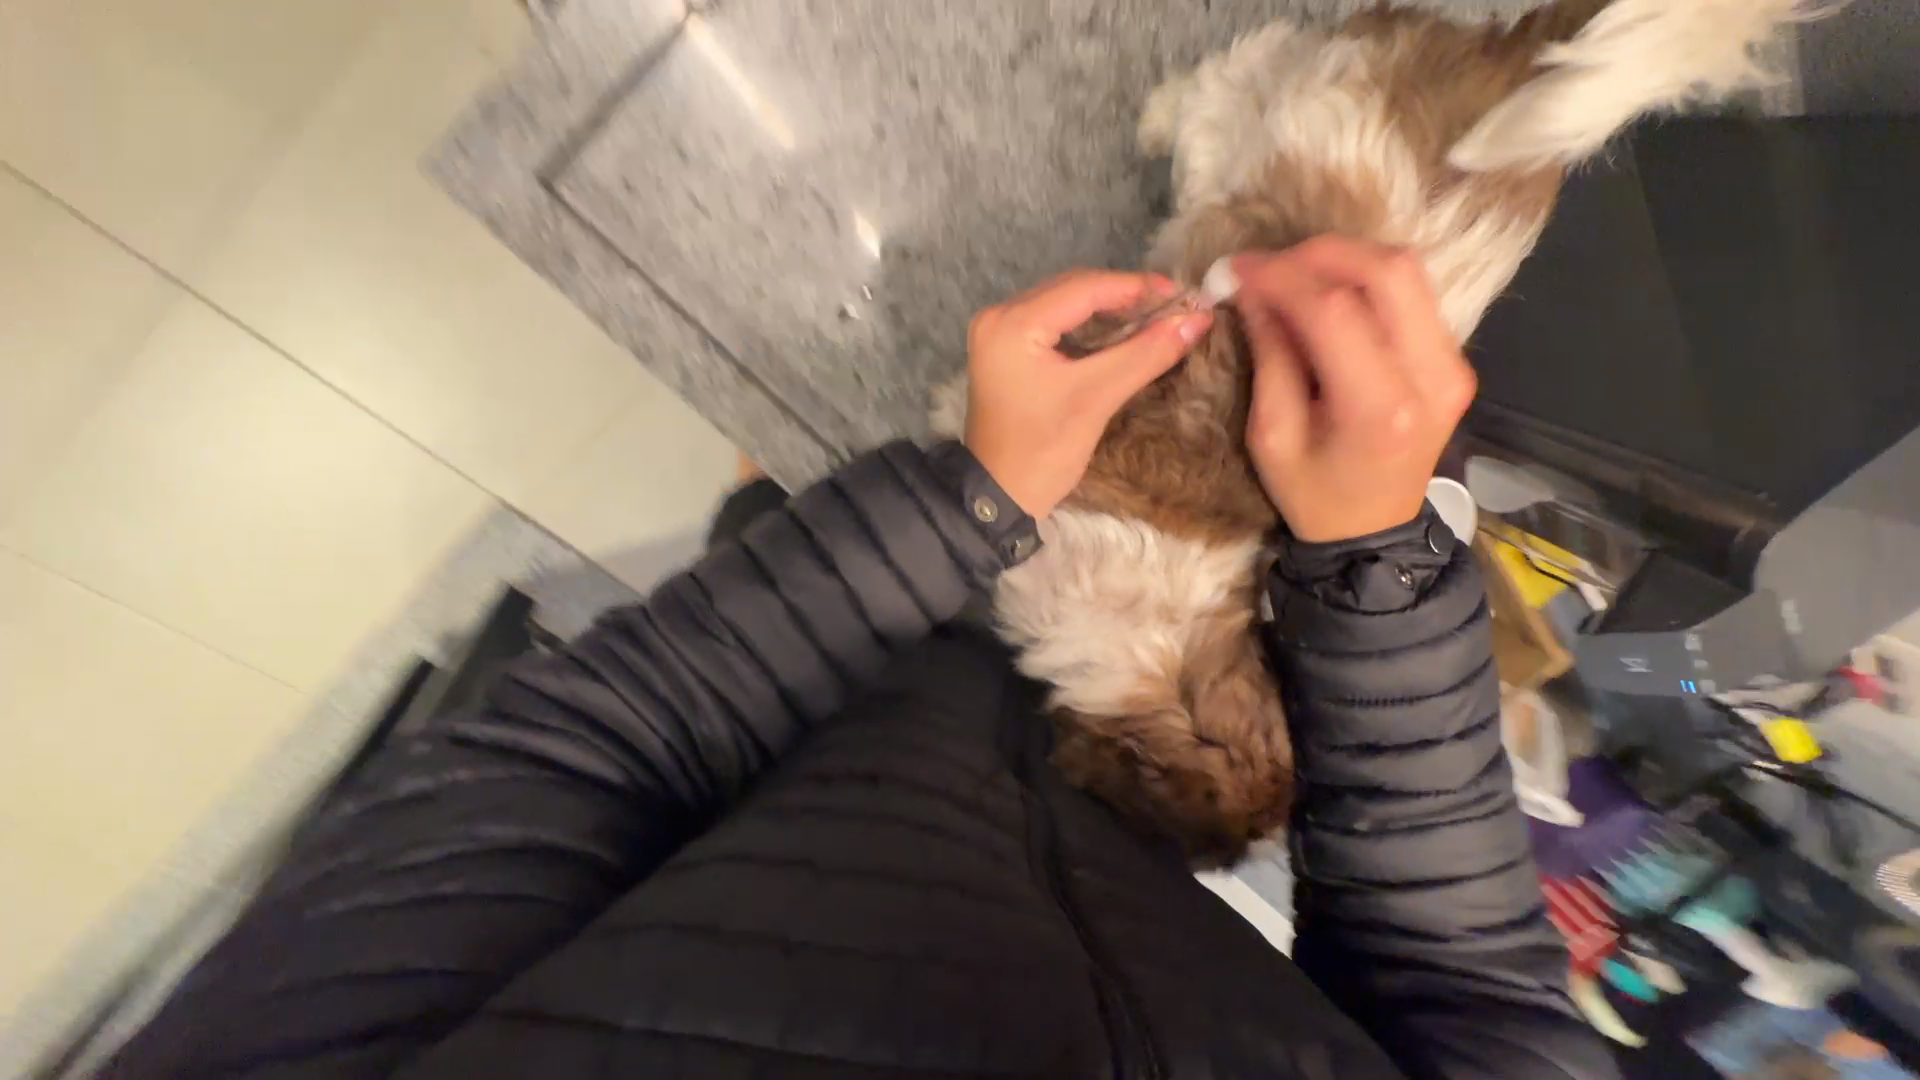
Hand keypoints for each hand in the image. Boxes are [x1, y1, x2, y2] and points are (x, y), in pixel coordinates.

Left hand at [965, 270, 1212, 517]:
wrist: (998, 496)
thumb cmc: (1042, 452)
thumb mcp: (1096, 399)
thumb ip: (1146, 354)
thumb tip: (1198, 318)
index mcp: (1012, 324)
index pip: (1084, 287)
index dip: (1137, 288)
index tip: (1184, 296)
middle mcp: (999, 317)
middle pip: (1073, 290)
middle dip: (1125, 298)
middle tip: (1174, 309)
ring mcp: (999, 333)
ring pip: (1066, 306)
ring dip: (1110, 312)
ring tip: (1156, 321)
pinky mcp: (1006, 351)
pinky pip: (1055, 325)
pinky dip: (1090, 329)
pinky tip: (1122, 336)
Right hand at [1234, 237, 1476, 542]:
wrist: (1370, 530)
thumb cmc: (1311, 494)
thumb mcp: (1271, 435)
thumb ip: (1271, 358)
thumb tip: (1256, 292)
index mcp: (1380, 407)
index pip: (1334, 311)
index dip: (1282, 277)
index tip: (1237, 269)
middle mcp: (1432, 375)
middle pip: (1387, 272)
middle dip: (1319, 254)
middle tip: (1268, 264)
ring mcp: (1454, 363)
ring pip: (1406, 272)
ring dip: (1343, 260)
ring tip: (1292, 273)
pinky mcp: (1454, 357)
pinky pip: (1412, 293)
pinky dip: (1363, 279)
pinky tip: (1326, 292)